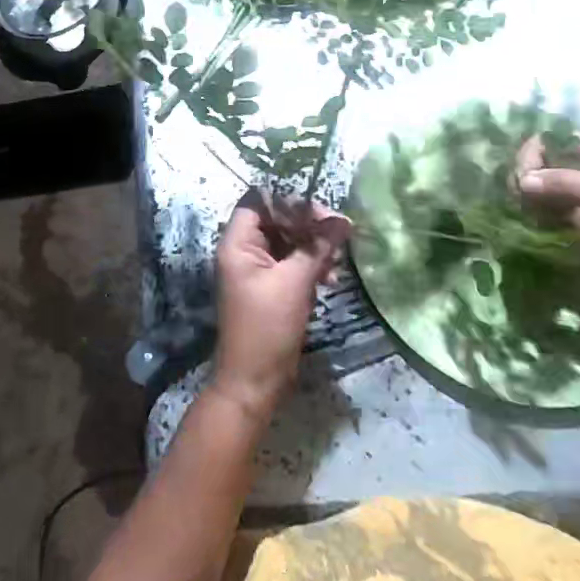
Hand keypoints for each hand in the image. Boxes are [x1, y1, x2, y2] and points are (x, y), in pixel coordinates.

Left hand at [210, 191, 351, 415]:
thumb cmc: (267, 326)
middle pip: (276, 219)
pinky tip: (330, 278)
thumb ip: (317, 248)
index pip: (259, 201)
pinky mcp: (270, 286)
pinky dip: (310, 265)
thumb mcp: (295, 283)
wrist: (254, 379)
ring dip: (313, 246)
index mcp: (237, 242)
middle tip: (340, 235)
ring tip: (337, 262)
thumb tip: (342, 220)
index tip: (323, 215)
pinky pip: (290, 262)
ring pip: (287, 241)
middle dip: (308, 225)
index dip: (290, 202)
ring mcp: (255, 268)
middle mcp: (242, 250)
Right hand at [515, 132, 579, 285]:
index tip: (524, 177)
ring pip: (545, 189)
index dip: (534, 154)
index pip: (554, 140)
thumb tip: (522, 181)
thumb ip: (567, 184)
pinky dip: (539, 215)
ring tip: (523, 211)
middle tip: (519, 196)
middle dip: (528, 177)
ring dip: (530, 198)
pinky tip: (532, 222)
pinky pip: (552, 212)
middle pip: (545, 163)